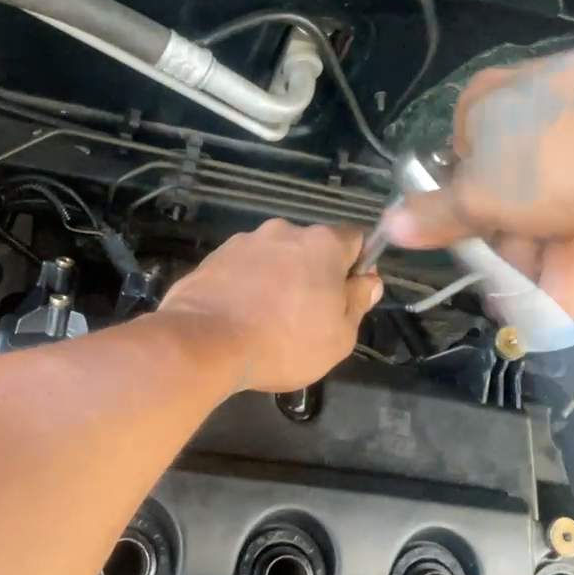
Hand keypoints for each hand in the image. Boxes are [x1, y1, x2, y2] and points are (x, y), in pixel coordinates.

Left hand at [158, 220, 382, 392]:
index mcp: (322, 243)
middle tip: (306, 316)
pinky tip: (238, 317)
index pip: (354, 238)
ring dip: (276, 280)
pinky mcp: (212, 258)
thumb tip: (369, 281)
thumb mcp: (339, 336)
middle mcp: (283, 231)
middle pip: (310, 248)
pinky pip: (241, 270)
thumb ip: (357, 303)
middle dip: (312, 274)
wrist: (204, 343)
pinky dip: (245, 287)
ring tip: (265, 320)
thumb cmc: (283, 343)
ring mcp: (243, 242)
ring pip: (273, 258)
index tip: (347, 294)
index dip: (356, 265)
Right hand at [382, 39, 573, 313]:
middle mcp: (533, 106)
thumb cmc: (558, 157)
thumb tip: (387, 224)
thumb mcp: (482, 197)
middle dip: (507, 256)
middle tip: (508, 307)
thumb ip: (437, 216)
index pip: (457, 163)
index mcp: (486, 105)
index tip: (466, 259)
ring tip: (545, 320)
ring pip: (555, 202)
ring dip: (544, 265)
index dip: (458, 217)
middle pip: (508, 190)